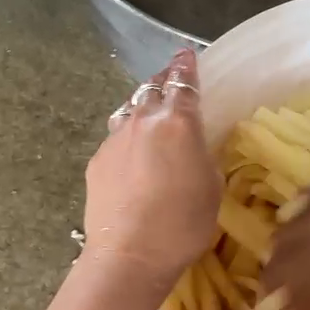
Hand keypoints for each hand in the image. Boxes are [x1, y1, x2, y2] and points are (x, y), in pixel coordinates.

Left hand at [81, 49, 220, 293]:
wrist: (128, 255)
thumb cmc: (182, 225)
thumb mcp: (212, 187)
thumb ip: (203, 155)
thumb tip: (193, 146)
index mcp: (178, 122)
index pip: (183, 82)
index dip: (186, 66)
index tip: (186, 54)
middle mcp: (143, 120)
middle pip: (152, 88)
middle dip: (163, 80)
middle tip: (171, 79)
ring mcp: (115, 139)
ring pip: (130, 110)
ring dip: (142, 106)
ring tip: (150, 113)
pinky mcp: (97, 161)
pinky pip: (117, 138)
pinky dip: (128, 137)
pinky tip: (133, 155)